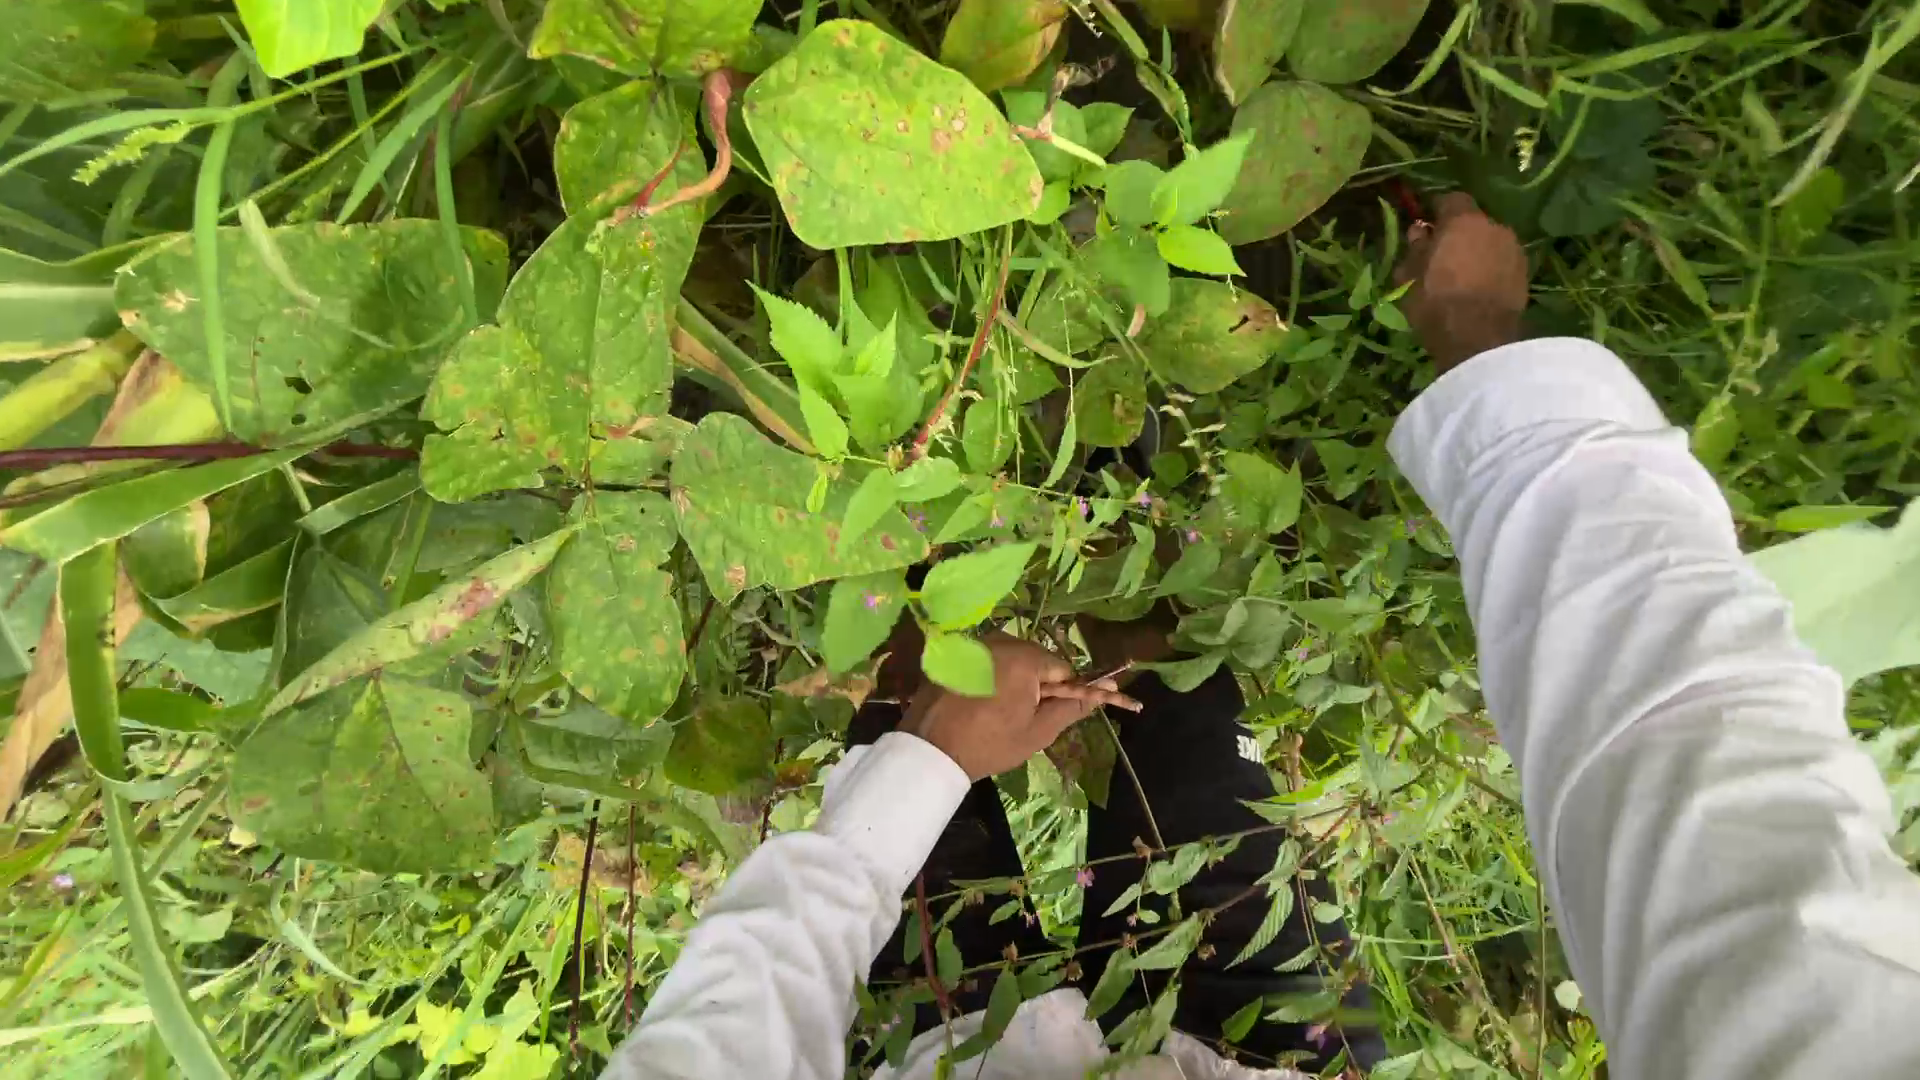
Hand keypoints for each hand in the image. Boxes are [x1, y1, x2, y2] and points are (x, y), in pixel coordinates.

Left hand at [904, 634, 1140, 781]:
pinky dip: (991, 677)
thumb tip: (1105, 690)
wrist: (930, 749)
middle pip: (1036, 659)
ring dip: (1014, 680)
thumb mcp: (1038, 731)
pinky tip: (981, 702)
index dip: (1065, 691)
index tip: (1054, 713)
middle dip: (1037, 684)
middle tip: (1025, 717)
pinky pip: (987, 660)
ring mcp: (975, 645)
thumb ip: (1072, 707)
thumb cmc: (990, 743)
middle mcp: (1001, 641)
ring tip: (1002, 712)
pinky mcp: (956, 654)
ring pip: (1011, 658)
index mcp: (1025, 657)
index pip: (1062, 668)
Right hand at [1393, 193, 1529, 373]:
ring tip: (1459, 275)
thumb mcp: (1410, 277)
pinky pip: (1500, 260)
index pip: (1451, 199)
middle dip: (1457, 234)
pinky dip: (1488, 267)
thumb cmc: (1435, 300)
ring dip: (1474, 251)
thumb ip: (1415, 249)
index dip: (1437, 209)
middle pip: (1472, 222)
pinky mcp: (1523, 269)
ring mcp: (1512, 247)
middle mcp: (1493, 225)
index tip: (1426, 224)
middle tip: (1440, 256)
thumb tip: (1419, 231)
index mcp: (1462, 221)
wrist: (1477, 334)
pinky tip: (1476, 287)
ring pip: (1488, 241)